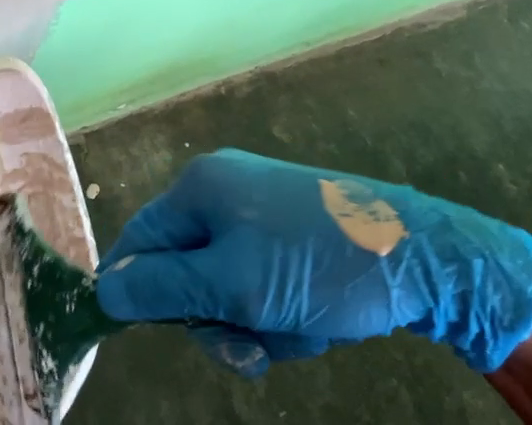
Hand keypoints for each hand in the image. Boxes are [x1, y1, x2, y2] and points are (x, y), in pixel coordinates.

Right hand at [97, 149, 531, 376]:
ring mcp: (261, 212)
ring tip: (297, 331)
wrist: (427, 259)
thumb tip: (103, 290)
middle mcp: (223, 192)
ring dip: (254, 322)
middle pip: (185, 270)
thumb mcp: (234, 286)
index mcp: (200, 189)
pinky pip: (262, 283)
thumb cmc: (321, 266)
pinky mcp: (293, 234)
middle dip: (215, 316)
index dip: (138, 289)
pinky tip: (316, 321)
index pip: (140, 240)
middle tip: (250, 342)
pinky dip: (282, 313)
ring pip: (226, 286)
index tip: (154, 332)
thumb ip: (163, 289)